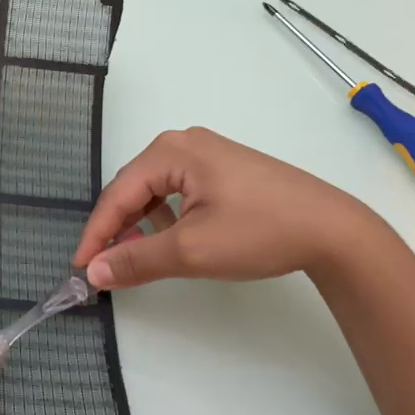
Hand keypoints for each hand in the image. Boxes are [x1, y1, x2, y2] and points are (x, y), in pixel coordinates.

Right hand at [72, 127, 379, 289]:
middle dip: (117, 227)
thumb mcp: (192, 251)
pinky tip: (172, 239)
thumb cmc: (259, 232)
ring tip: (137, 256)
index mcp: (171, 151)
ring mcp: (207, 152)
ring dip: (141, 223)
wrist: (333, 229)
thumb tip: (94, 272)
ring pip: (156, 189)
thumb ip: (137, 260)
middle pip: (134, 187)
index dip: (96, 233)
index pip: (118, 193)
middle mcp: (183, 143)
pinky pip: (179, 189)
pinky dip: (166, 216)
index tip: (80, 268)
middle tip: (105, 266)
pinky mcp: (225, 168)